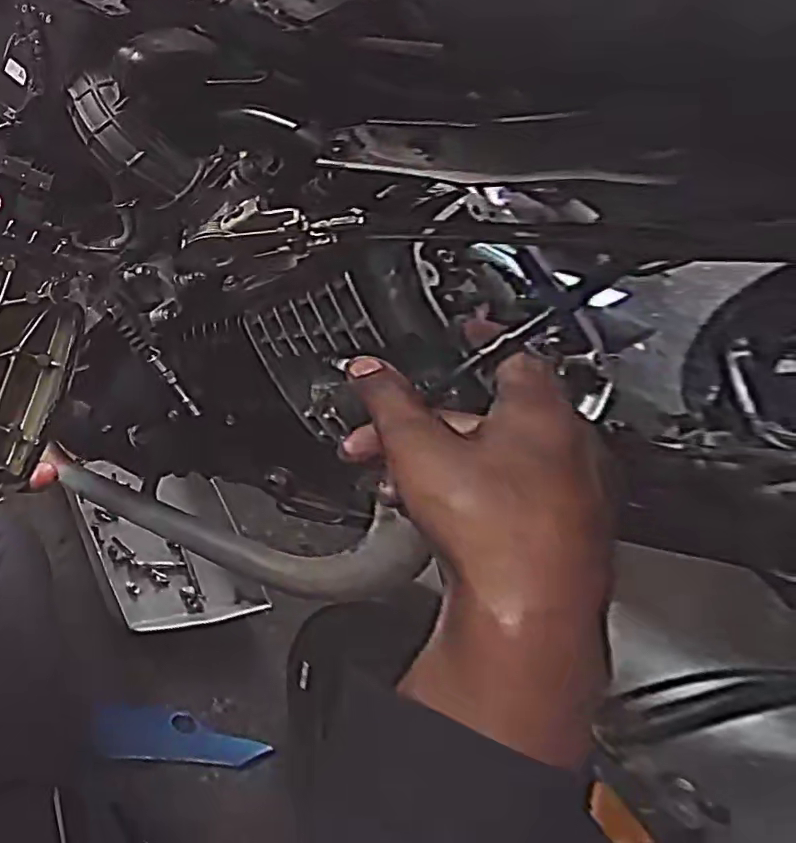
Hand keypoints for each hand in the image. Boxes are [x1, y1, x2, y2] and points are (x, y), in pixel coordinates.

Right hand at [340, 349, 612, 621]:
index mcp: (542, 416)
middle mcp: (568, 447)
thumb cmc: (490, 525)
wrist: (526, 603)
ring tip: (390, 478)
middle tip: (377, 432)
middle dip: (418, 420)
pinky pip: (500, 485)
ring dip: (431, 456)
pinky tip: (422, 504)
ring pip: (487, 451)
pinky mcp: (557, 521)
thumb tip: (368, 369)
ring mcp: (568, 487)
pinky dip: (458, 485)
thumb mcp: (413, 444)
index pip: (514, 358)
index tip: (460, 332)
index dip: (479, 341)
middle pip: (481, 412)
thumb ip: (387, 399)